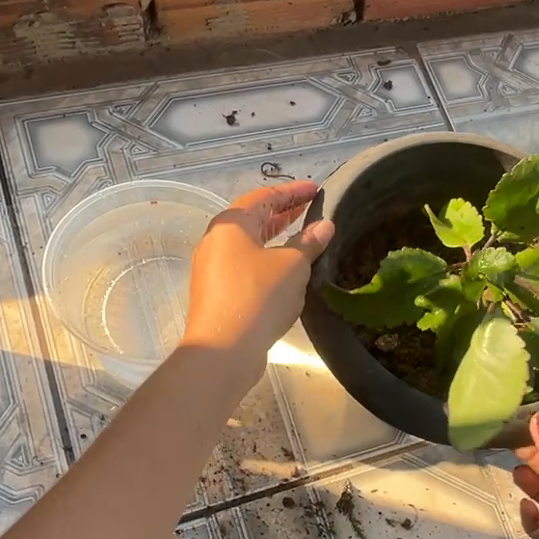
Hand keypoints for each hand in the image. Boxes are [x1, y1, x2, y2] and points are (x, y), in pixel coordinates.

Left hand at [179, 181, 333, 377]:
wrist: (224, 349)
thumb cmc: (258, 296)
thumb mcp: (292, 266)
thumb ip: (309, 243)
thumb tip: (325, 226)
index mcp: (230, 225)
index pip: (264, 198)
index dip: (292, 192)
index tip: (315, 189)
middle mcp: (216, 242)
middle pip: (253, 220)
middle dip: (282, 215)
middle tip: (310, 210)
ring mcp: (213, 270)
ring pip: (249, 246)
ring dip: (276, 241)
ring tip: (302, 239)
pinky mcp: (217, 294)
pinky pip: (245, 268)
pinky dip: (267, 262)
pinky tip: (286, 273)